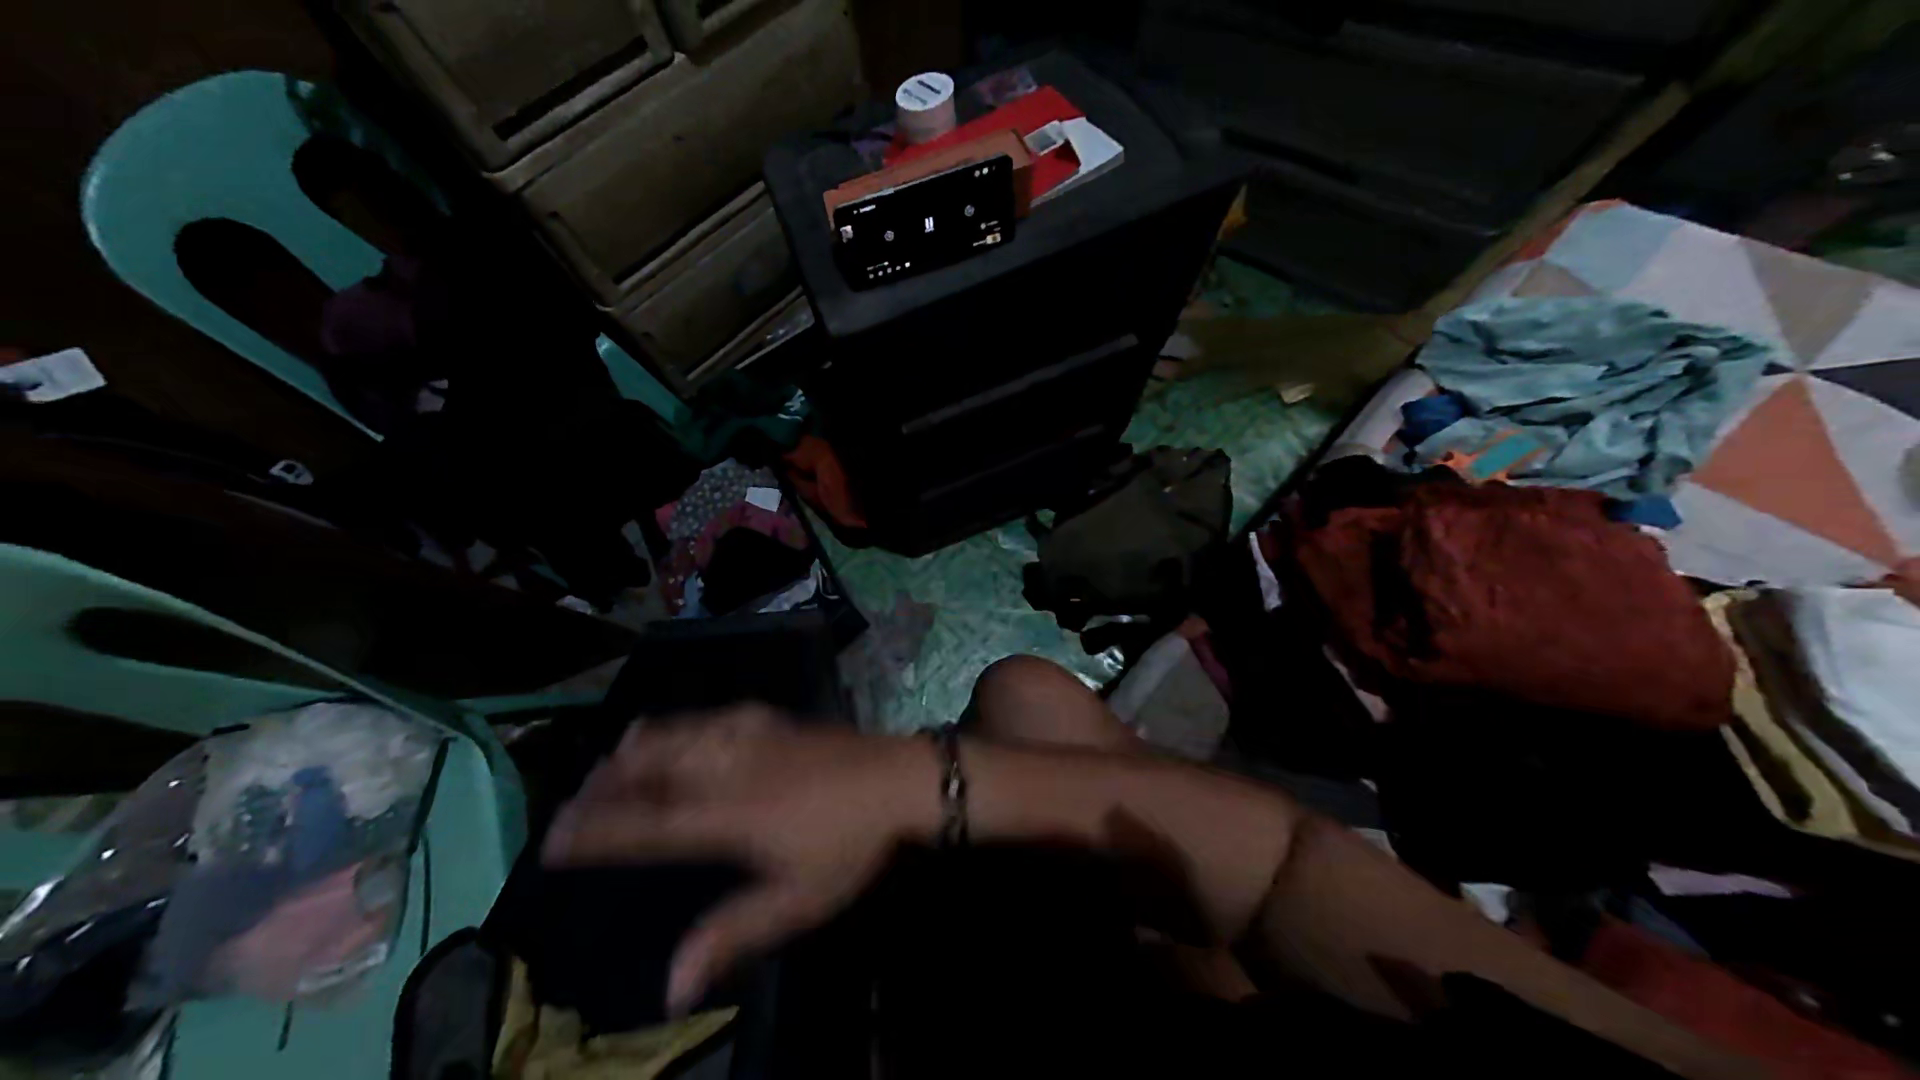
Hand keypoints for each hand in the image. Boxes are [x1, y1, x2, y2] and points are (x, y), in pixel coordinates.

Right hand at [540, 705, 938, 1012]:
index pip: (647, 827)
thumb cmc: (851, 844)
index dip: (596, 832)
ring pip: (676, 736)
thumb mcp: (797, 898)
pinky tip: (678, 728)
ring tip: (611, 761)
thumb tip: (671, 988)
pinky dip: (682, 724)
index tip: (552, 837)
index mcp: (728, 818)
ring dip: (637, 750)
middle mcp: (728, 770)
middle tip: (574, 798)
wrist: (897, 779)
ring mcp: (750, 737)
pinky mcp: (772, 718)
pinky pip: (712, 716)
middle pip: (652, 772)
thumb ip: (733, 935)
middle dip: (606, 785)